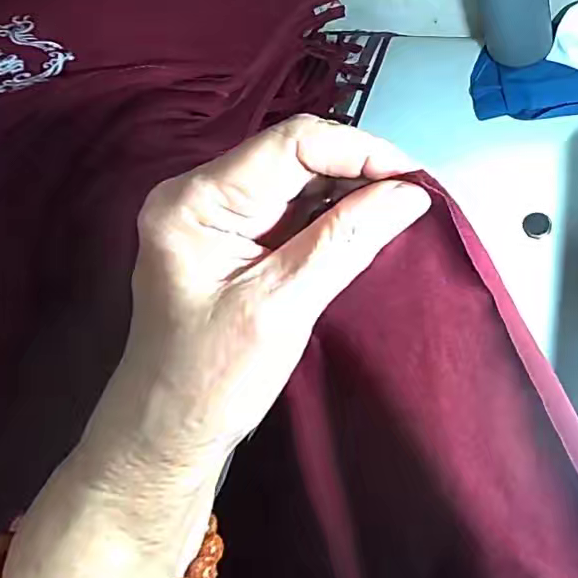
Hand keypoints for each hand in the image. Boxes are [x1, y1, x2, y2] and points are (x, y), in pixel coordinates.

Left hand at [4, 116, 429, 577]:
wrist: (167, 433)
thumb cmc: (209, 382)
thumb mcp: (282, 308)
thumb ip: (345, 241)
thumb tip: (409, 194)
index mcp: (196, 201)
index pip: (290, 144)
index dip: (357, 150)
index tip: (411, 177)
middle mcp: (202, 191)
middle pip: (295, 152)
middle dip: (358, 167)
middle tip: (410, 195)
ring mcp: (217, 208)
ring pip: (300, 173)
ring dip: (351, 186)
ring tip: (396, 206)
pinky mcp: (235, 229)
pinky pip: (295, 200)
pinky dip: (335, 207)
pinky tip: (364, 221)